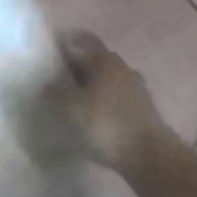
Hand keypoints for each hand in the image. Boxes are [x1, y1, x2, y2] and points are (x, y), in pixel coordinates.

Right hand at [53, 30, 165, 171]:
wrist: (150, 157)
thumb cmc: (108, 124)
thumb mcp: (72, 109)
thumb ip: (54, 93)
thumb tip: (46, 84)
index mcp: (106, 59)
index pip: (84, 39)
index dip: (68, 41)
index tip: (52, 49)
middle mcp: (122, 67)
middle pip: (95, 61)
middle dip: (76, 68)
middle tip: (55, 80)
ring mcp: (136, 89)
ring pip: (106, 82)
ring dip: (90, 89)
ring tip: (71, 103)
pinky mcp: (142, 112)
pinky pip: (116, 101)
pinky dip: (103, 106)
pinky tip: (92, 122)